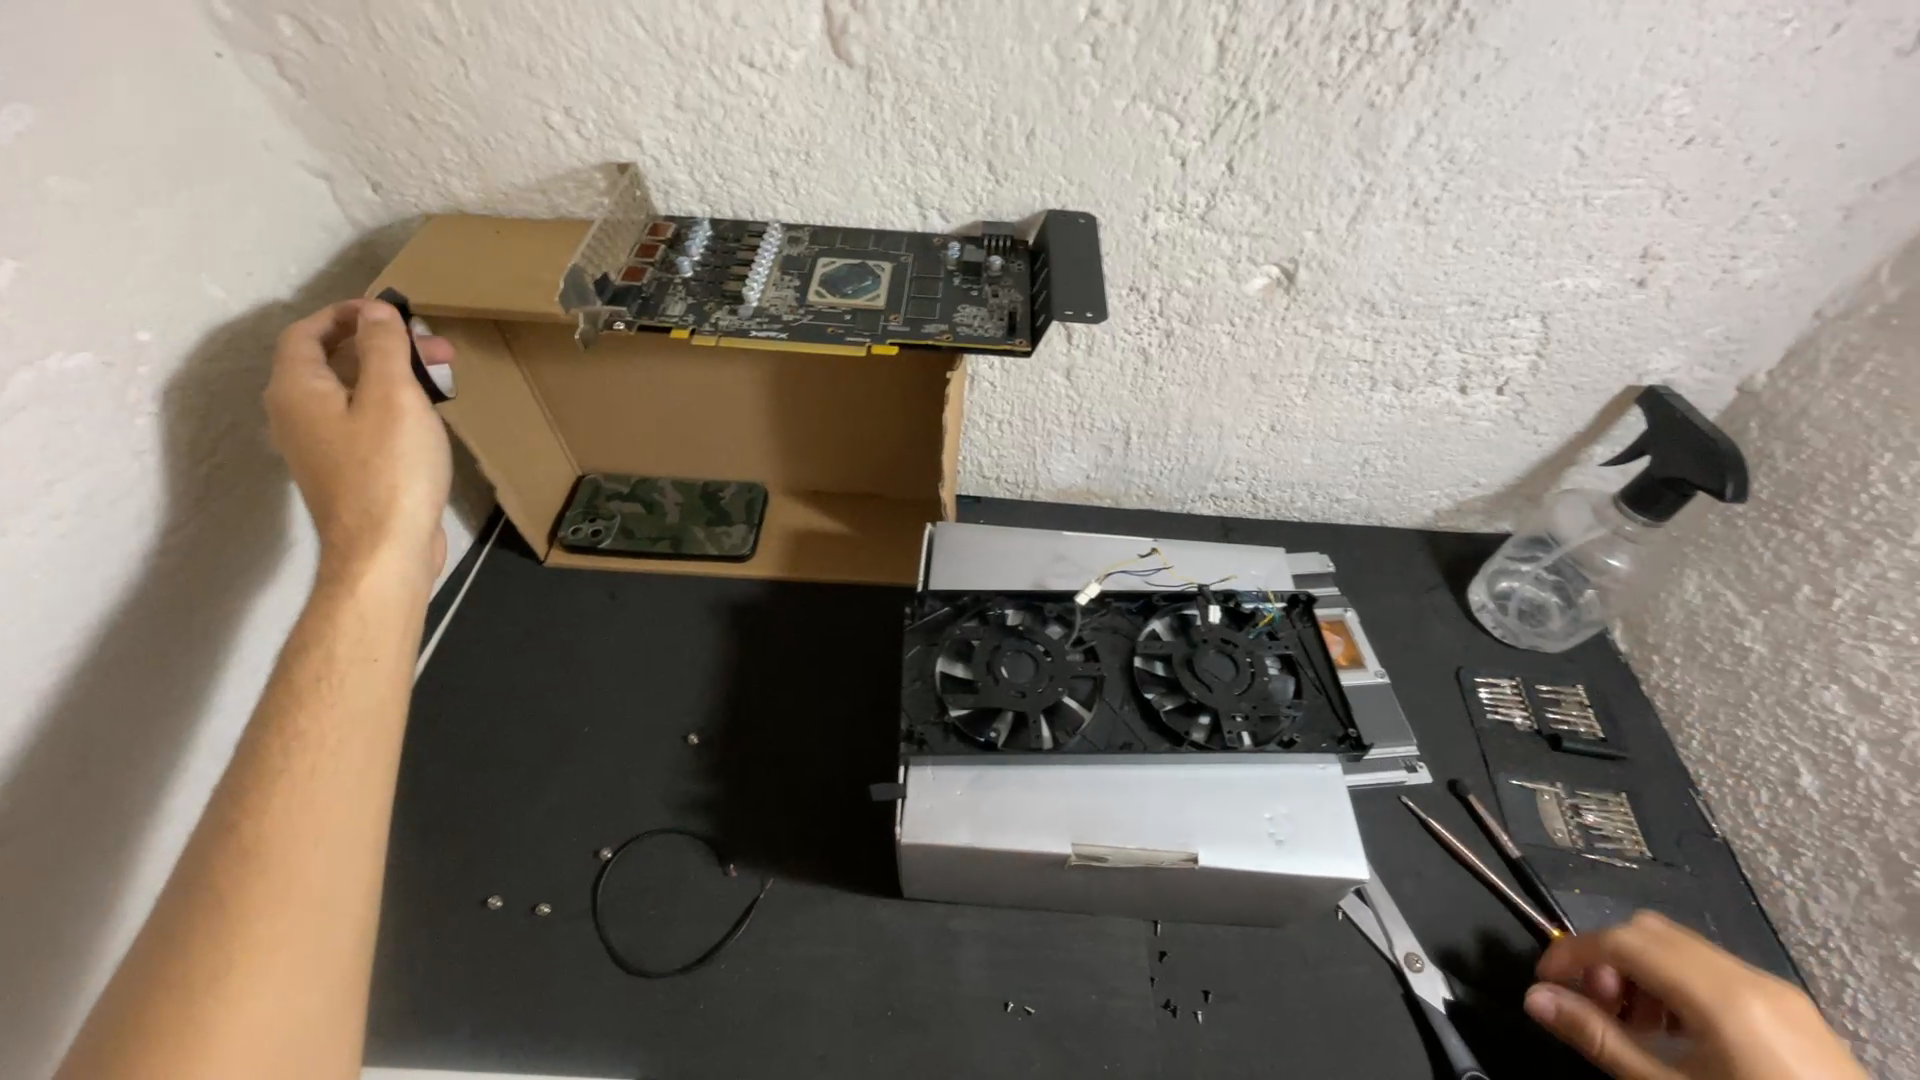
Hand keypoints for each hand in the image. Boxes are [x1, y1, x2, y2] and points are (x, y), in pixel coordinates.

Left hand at [265, 298, 454, 585]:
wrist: (384, 548)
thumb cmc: (389, 468)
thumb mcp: (393, 397)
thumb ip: (382, 348)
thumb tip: (374, 311)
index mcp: (297, 389)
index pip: (307, 332)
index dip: (346, 314)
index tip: (391, 310)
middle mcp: (296, 413)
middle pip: (334, 362)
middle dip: (384, 346)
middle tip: (437, 347)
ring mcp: (320, 445)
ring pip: (353, 393)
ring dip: (394, 376)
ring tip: (443, 378)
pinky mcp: (346, 470)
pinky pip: (363, 421)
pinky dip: (393, 406)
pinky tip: (427, 416)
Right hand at [1526, 911, 1865, 1079]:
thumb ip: (1598, 1038)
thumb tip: (1535, 998)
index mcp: (1719, 994)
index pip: (1621, 940)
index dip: (1572, 952)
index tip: (1546, 981)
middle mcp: (1748, 977)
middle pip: (1649, 932)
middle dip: (1607, 958)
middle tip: (1594, 1003)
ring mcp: (1777, 990)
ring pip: (1681, 948)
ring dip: (1640, 970)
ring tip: (1635, 1023)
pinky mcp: (1793, 1009)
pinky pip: (1716, 971)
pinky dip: (1677, 984)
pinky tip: (1677, 1031)